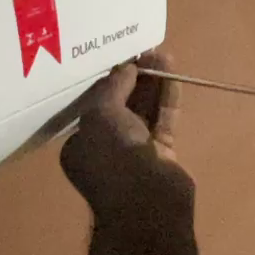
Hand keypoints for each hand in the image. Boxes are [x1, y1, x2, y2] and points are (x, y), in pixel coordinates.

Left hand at [60, 51, 198, 254]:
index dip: (109, 79)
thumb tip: (125, 70)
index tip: (122, 56)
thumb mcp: (101, 115)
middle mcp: (106, 148)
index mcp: (81, 143)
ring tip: (164, 55)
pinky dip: (167, 98)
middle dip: (134, 78)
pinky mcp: (161, 156)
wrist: (148, 205)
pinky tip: (174, 75)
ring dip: (153, 84)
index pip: (94, 104)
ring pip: (144, 111)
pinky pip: (163, 120)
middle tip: (147, 49)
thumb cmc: (114, 158)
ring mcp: (135, 153)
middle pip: (122, 105)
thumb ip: (112, 88)